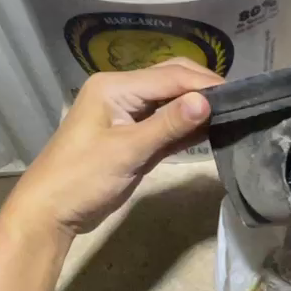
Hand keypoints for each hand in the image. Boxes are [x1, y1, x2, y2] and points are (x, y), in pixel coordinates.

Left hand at [0, 60, 221, 237]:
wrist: (49, 214)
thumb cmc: (82, 178)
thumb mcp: (127, 151)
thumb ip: (168, 125)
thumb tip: (207, 102)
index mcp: (115, 86)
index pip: (170, 76)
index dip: (205, 84)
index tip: (240, 95)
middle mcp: (123, 92)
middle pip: (172, 79)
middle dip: (204, 88)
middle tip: (241, 103)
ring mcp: (128, 113)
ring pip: (171, 100)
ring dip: (198, 106)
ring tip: (233, 113)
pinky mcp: (134, 136)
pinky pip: (166, 122)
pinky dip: (187, 125)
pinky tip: (212, 129)